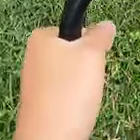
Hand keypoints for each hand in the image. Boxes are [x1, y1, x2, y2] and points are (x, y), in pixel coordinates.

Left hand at [14, 21, 115, 139]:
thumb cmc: (67, 93)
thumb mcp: (92, 54)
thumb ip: (100, 35)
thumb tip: (106, 25)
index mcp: (41, 37)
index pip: (75, 30)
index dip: (90, 44)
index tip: (94, 59)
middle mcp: (33, 56)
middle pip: (73, 54)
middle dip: (86, 69)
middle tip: (88, 82)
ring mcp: (34, 83)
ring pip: (70, 78)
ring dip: (81, 89)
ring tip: (81, 101)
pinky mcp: (38, 105)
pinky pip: (62, 97)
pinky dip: (71, 104)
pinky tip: (74, 114)